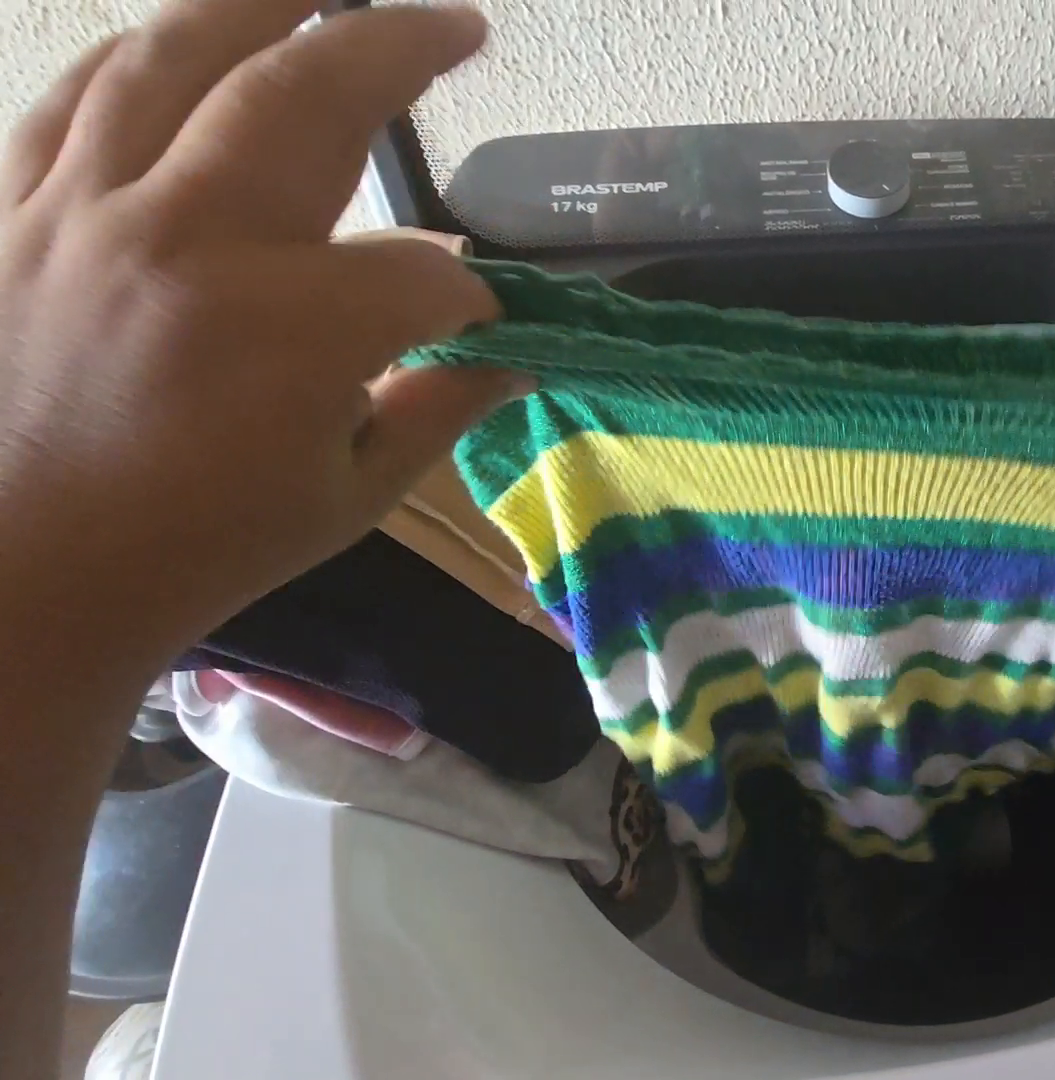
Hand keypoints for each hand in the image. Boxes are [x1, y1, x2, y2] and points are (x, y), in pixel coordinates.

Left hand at [0, 0, 517, 671]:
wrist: (23, 573)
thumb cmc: (217, 540)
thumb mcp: (365, 486)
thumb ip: (447, 403)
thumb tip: (518, 354)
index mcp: (289, 329)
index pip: (428, 275)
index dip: (478, 299)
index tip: (492, 328)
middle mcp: (185, 240)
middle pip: (307, 100)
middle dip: (399, 50)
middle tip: (459, 22)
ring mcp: (80, 208)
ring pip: (176, 59)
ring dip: (263, 7)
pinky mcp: (15, 210)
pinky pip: (80, 94)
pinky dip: (152, 59)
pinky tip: (198, 47)